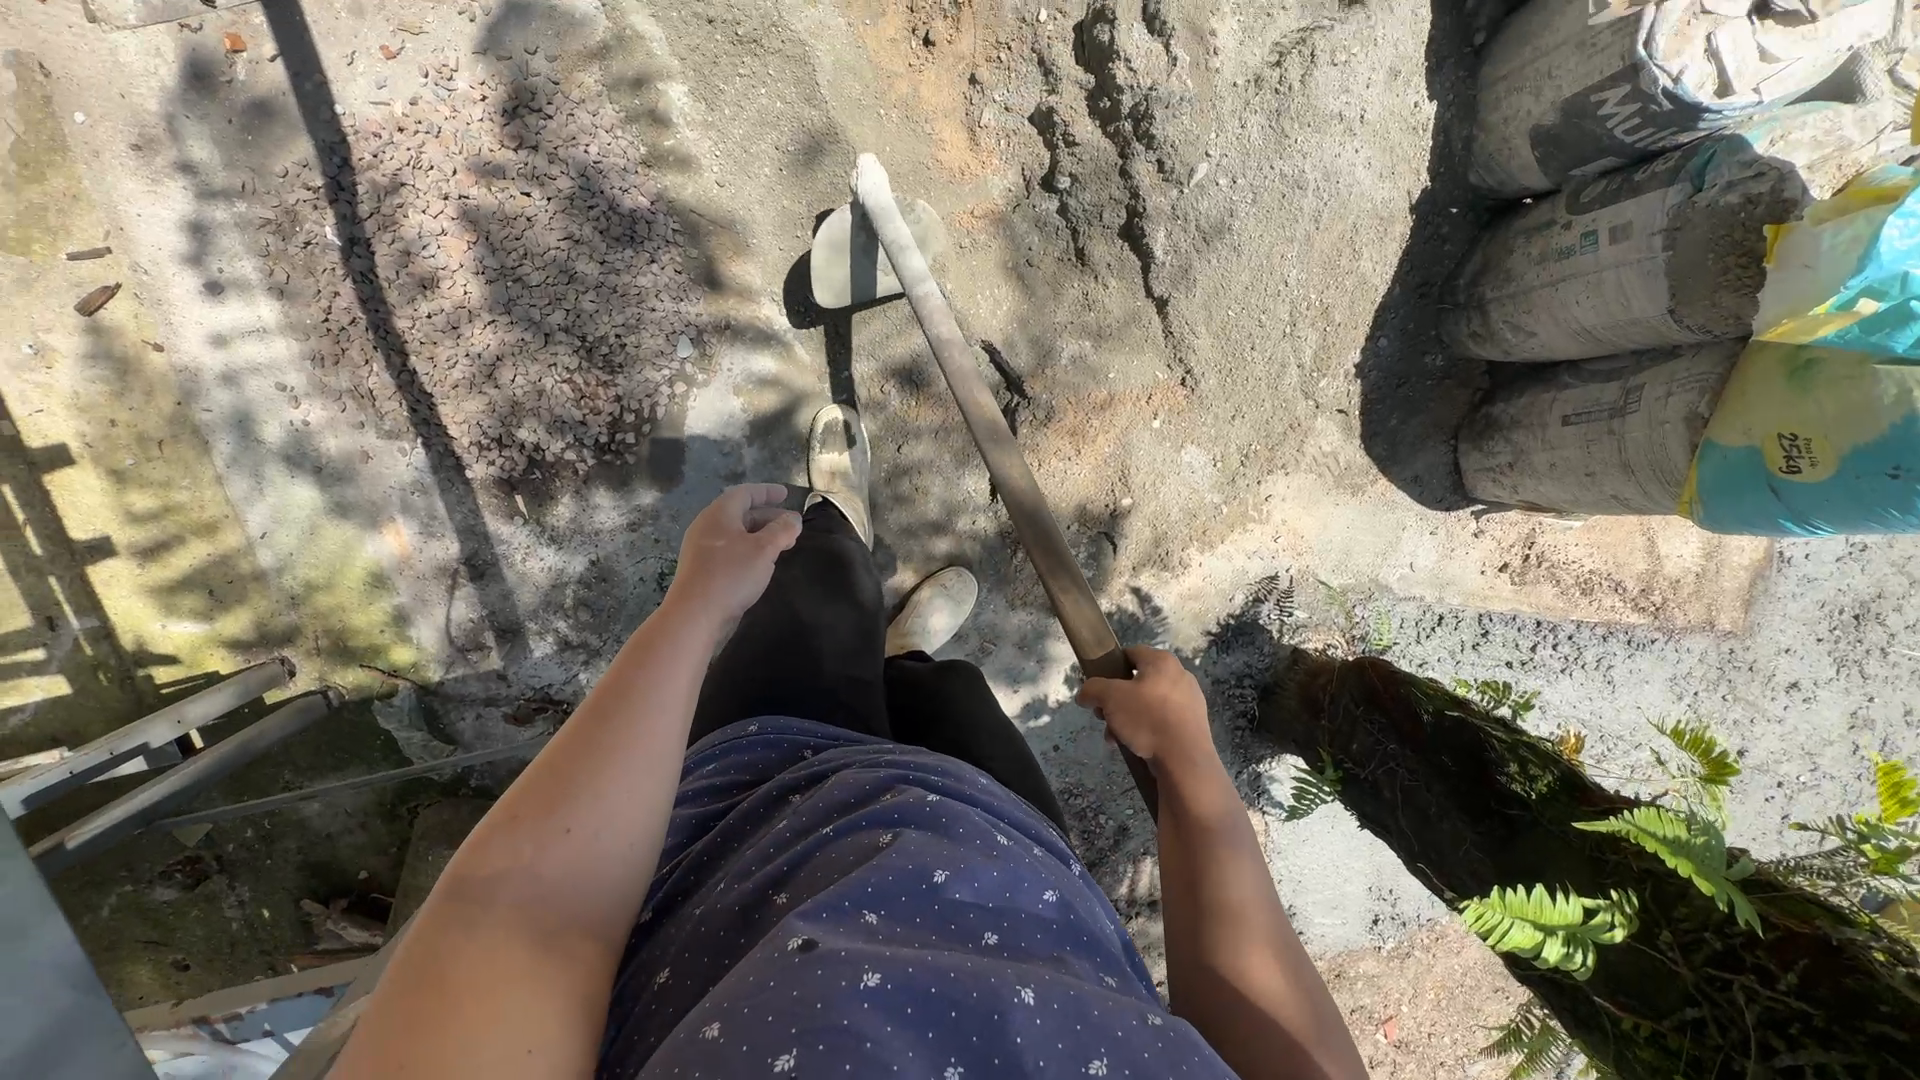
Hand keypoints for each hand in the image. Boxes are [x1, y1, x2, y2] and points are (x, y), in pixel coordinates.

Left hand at [664, 484, 801, 630]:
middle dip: (768, 516)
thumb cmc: (731, 574)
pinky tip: (763, 563)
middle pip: (740, 513)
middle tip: (791, 525)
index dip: (767, 492)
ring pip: (736, 534)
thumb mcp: (764, 549)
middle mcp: (707, 526)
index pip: (745, 493)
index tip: (786, 495)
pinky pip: (731, 550)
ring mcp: (702, 549)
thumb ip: (782, 531)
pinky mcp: (703, 569)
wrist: (695, 614)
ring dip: (761, 535)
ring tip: (783, 545)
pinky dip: (750, 550)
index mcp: (719, 514)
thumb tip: (794, 519)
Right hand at [1077, 646, 1215, 776]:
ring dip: (1127, 718)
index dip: (1110, 667)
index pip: (1130, 653)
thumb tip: (1084, 694)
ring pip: (1148, 704)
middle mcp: (1179, 675)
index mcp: (1162, 661)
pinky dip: (1147, 729)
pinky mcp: (1193, 723)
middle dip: (1116, 701)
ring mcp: (1190, 700)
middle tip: (1104, 717)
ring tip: (1116, 737)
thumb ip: (1092, 689)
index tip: (1099, 688)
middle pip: (1137, 682)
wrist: (1184, 759)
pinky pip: (1162, 720)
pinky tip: (1136, 746)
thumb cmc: (1147, 718)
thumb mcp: (1109, 698)